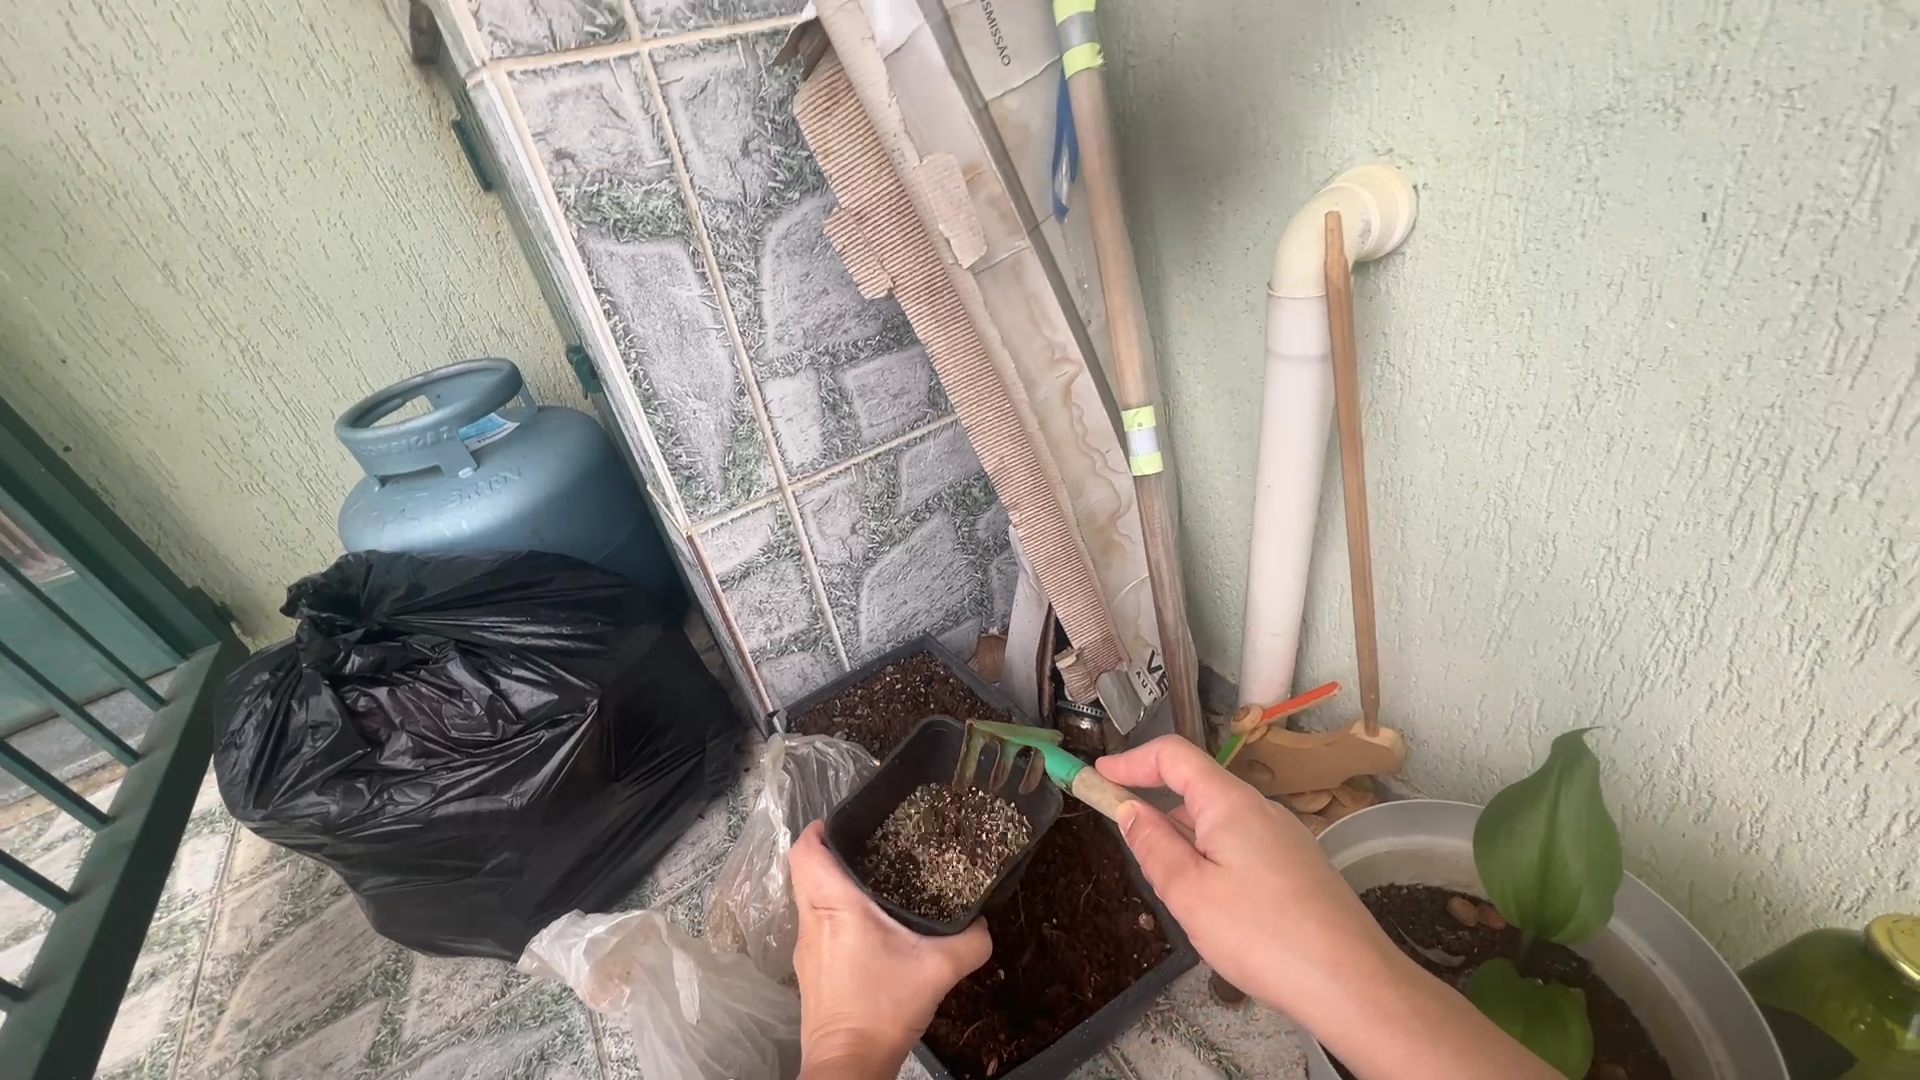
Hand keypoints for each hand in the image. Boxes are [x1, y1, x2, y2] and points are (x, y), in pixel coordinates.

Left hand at [789, 820, 990, 1079]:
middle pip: (806, 869)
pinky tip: (868, 924)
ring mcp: (805, 947)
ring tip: (874, 877)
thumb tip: (984, 922)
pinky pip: (816, 923)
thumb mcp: (938, 970)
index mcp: (832, 905)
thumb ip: (969, 941)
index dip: (821, 828)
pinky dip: (835, 912)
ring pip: (809, 897)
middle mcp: (811, 920)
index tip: (847, 820)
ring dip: (833, 882)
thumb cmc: (883, 1008)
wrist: (849, 1069)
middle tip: (871, 843)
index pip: (806, 849)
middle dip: (832, 851)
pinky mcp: (810, 970)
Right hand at [1095, 735, 1391, 1013]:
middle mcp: (1259, 807)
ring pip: (1218, 820)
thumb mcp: (1189, 893)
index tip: (1098, 776)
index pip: (1173, 755)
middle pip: (1196, 788)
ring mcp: (1284, 836)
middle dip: (1155, 806)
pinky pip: (1241, 843)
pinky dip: (1211, 854)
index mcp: (1229, 801)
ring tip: (1169, 883)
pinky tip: (1212, 900)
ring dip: (1183, 836)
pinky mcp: (1298, 865)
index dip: (1131, 761)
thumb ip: (1153, 845)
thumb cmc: (1263, 935)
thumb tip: (1130, 810)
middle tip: (1125, 839)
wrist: (1355, 985)